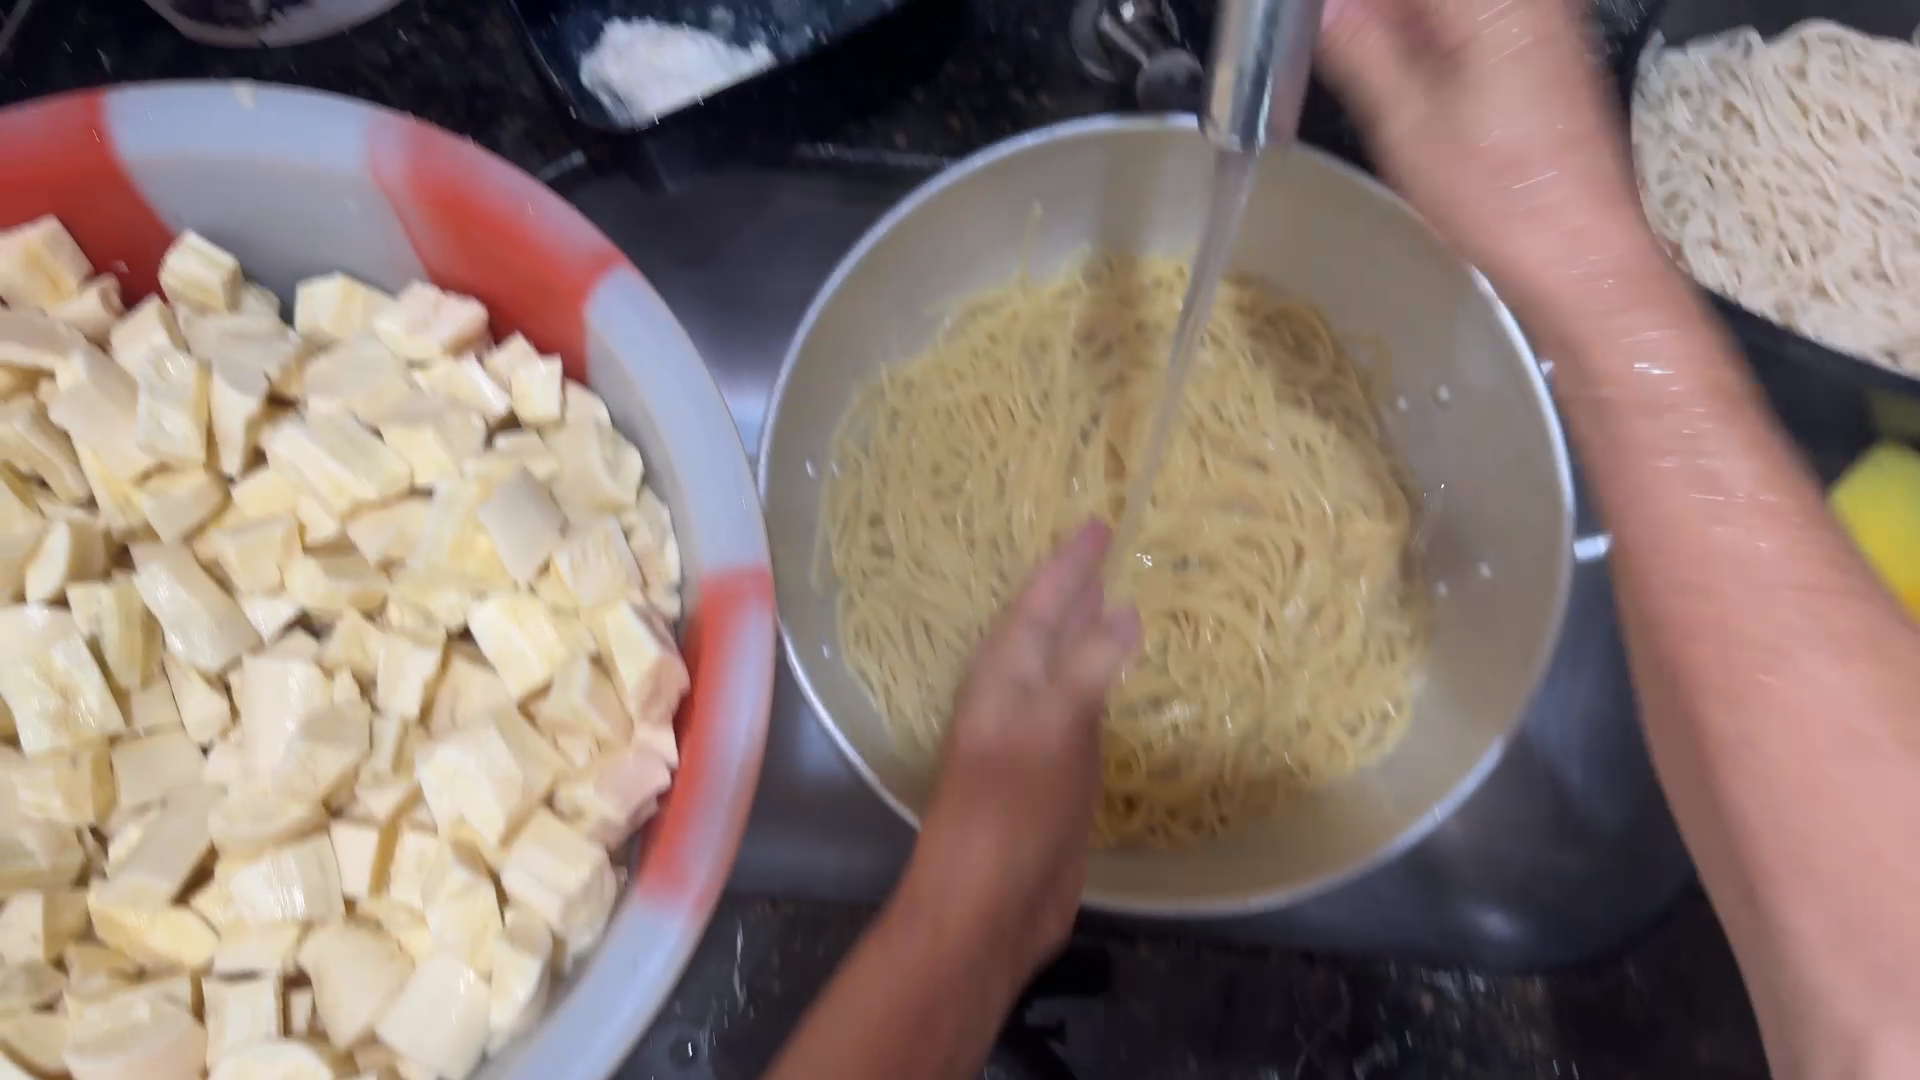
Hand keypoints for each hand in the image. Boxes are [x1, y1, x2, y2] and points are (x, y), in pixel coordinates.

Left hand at [894, 520, 1140, 981]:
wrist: (988, 905)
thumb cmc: (1009, 810)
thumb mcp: (1051, 729)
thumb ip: (1087, 667)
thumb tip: (1124, 610)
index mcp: (1003, 674)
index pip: (1039, 602)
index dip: (1069, 563)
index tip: (1098, 523)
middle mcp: (1017, 694)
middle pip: (1048, 627)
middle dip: (1075, 588)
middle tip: (1106, 551)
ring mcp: (1037, 733)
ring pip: (1064, 665)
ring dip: (1086, 631)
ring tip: (1113, 600)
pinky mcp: (1058, 770)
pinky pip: (1082, 707)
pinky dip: (1100, 681)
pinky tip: (1116, 676)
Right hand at [1318, 0, 1661, 321]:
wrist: (1569, 240)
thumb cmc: (1492, 194)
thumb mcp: (1404, 122)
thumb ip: (1361, 52)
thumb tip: (1327, 9)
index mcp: (1488, 6)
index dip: (1358, 4)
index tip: (1321, 21)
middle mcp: (1522, 3)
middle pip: (1424, 1)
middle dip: (1376, 14)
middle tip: (1332, 39)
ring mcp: (1537, 22)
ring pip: (1445, 15)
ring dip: (1397, 29)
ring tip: (1359, 61)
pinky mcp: (1537, 51)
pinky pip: (1470, 27)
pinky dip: (1427, 43)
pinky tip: (1402, 81)